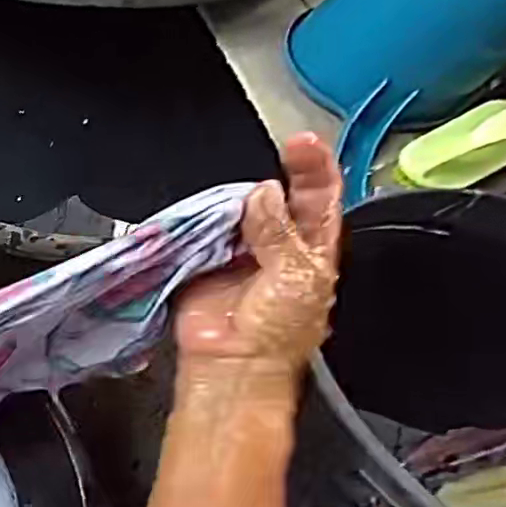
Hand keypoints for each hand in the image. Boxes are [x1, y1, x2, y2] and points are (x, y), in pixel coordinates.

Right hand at [173, 132, 343, 396]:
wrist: (232, 363)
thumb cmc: (279, 330)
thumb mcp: (296, 274)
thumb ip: (277, 232)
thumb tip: (259, 196)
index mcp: (311, 249)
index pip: (317, 198)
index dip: (312, 167)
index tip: (299, 143)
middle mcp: (271, 250)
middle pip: (268, 205)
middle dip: (259, 188)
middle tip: (249, 178)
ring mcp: (232, 261)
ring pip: (228, 222)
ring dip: (221, 211)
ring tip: (216, 206)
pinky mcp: (197, 272)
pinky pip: (192, 244)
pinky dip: (189, 233)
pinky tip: (188, 224)